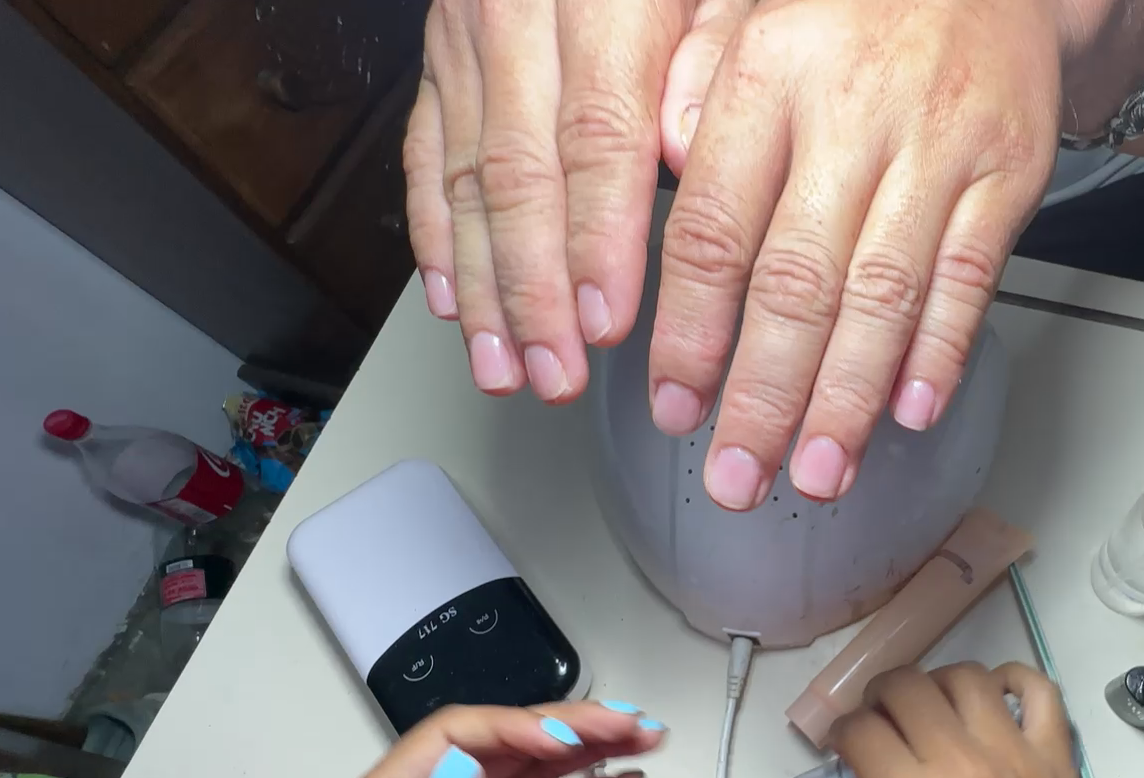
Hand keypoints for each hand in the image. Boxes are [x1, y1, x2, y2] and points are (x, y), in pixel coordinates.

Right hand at [406, 0, 699, 400]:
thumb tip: (689, 155)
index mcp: (602, 0)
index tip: (607, 326)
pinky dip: (438, 237)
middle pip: (521, 179)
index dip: (599, 244)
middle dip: (537, 294)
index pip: (598, 143)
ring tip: (502, 368)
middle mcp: (518, 18)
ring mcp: (467, 40)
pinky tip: (453, 302)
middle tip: (556, 375)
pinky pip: (429, 157)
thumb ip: (714, 62)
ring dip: (484, 290)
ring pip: (468, 182)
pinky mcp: (441, 60)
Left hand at [649, 0, 1062, 507]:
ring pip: (884, 296)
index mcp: (769, 72)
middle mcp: (853, 112)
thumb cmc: (860, 13)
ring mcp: (940, 147)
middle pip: (798, 284)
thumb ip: (698, 104)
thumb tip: (654, 179)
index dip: (691, 336)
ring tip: (819, 473)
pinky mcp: (1009, 175)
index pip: (714, 231)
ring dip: (847, 401)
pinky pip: (972, 278)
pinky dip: (941, 353)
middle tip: (740, 479)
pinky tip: (910, 415)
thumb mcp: (757, 23)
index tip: (676, 412)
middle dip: (764, 398)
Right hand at [831, 663, 1143, 777]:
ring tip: (933, 708)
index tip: (844, 740)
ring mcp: (1019, 756)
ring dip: (937, 684)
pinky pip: (1039, 690)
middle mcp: (964, 766)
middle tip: (880, 718)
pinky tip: (995, 699)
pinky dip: (1012, 680)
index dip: (841, 731)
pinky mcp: (1061, 760)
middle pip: (907, 687)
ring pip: (966, 676)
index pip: (861, 732)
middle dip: (879, 695)